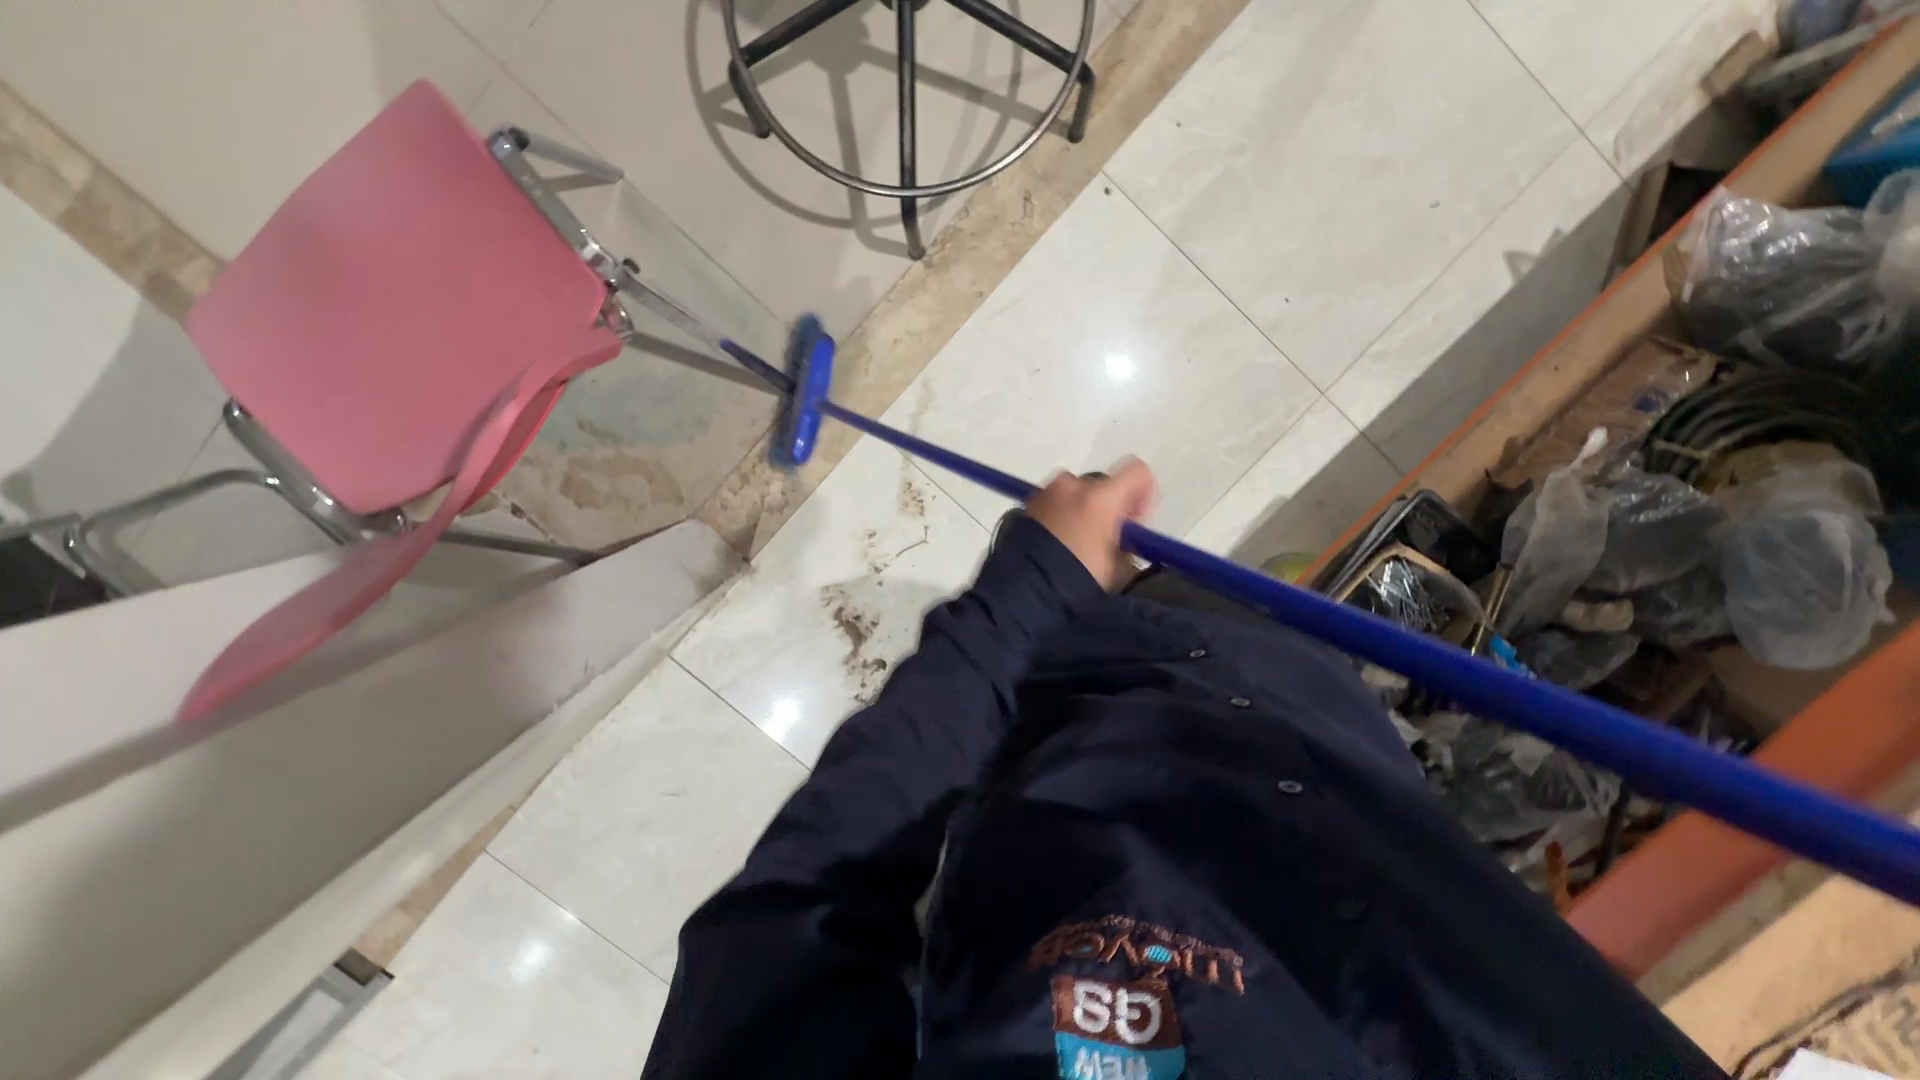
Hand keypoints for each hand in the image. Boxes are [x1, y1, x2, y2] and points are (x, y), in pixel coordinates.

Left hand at [1025, 458, 1156, 589]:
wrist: (1024, 588)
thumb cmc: (1078, 579)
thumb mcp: (1118, 568)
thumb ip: (1128, 542)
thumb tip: (1124, 533)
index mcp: (1101, 498)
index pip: (1137, 472)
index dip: (1143, 492)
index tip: (1136, 518)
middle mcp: (1073, 485)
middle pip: (1104, 485)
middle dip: (1109, 505)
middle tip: (1106, 536)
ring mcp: (1046, 491)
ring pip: (1076, 492)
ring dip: (1082, 508)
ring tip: (1077, 541)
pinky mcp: (1027, 503)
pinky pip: (1054, 501)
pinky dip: (1061, 514)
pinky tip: (1057, 541)